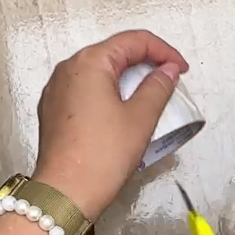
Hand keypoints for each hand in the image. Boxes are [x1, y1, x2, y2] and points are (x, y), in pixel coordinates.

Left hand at [34, 30, 188, 217]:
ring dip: (125, 80)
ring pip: (98, 73)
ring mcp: (56, 91)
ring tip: (148, 98)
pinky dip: (107, 95)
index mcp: (89, 63)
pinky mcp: (52, 112)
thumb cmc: (103, 156)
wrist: (65, 194)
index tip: (181, 70)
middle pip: (112, 54)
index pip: (132, 41)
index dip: (163, 51)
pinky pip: (85, 92)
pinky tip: (120, 114)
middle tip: (168, 82)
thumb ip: (157, 87)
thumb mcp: (140, 119)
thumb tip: (167, 70)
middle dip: (144, 64)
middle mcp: (67, 69)